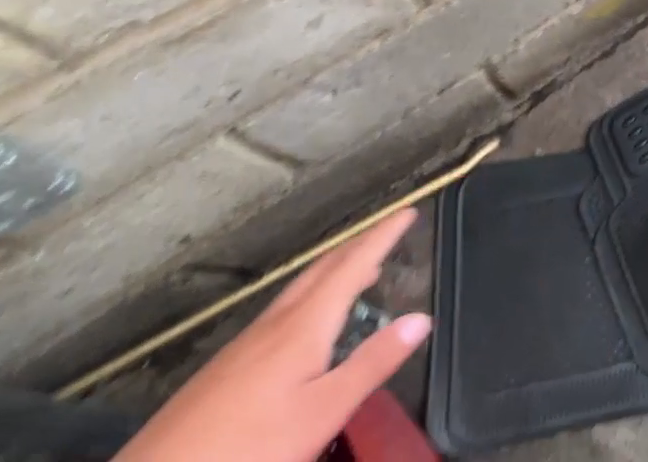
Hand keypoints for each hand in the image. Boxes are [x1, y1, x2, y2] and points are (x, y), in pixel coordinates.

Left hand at [116, 209, 430, 461]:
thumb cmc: (248, 447)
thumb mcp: (323, 412)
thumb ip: (372, 363)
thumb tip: (421, 318)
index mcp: (303, 328)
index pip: (351, 267)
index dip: (382, 236)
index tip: (407, 211)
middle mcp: (274, 325)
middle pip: (321, 271)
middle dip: (357, 246)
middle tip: (388, 232)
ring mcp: (245, 345)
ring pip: (299, 291)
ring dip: (334, 271)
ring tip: (360, 270)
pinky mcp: (226, 368)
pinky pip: (282, 313)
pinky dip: (311, 298)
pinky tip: (309, 324)